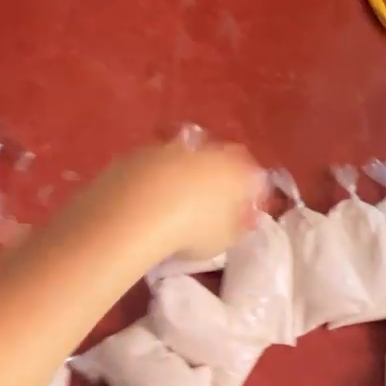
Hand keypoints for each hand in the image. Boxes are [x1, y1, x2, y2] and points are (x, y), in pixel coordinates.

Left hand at [84, 135, 264, 261]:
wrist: (134, 215)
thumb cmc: (192, 230)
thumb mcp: (226, 238)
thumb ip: (238, 224)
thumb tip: (242, 217)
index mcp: (235, 166)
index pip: (252, 176)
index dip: (248, 194)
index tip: (241, 213)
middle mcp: (203, 148)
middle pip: (215, 159)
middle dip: (213, 177)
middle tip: (204, 204)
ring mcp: (166, 146)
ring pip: (180, 156)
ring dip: (179, 174)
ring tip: (169, 203)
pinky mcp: (133, 153)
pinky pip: (149, 165)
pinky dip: (150, 178)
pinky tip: (142, 200)